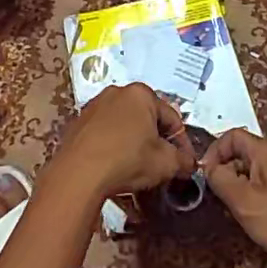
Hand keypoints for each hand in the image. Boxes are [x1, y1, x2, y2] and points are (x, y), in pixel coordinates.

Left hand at [52, 83, 195, 196]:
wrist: (77, 175)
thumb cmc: (127, 160)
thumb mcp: (165, 163)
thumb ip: (183, 161)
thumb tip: (189, 164)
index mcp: (141, 93)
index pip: (172, 118)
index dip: (183, 143)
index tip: (186, 163)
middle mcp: (117, 92)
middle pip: (147, 119)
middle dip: (157, 141)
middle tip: (163, 165)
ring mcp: (94, 107)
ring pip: (124, 126)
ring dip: (135, 144)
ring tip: (139, 169)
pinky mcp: (77, 124)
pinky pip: (105, 134)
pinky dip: (114, 147)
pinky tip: (116, 167)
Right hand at [201, 130, 266, 267]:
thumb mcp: (244, 201)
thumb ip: (221, 180)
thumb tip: (209, 168)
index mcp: (265, 151)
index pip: (231, 136)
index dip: (214, 152)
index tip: (205, 176)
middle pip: (240, 152)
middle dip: (224, 171)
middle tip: (217, 197)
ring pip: (250, 171)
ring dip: (237, 186)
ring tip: (233, 210)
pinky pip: (262, 185)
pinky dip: (250, 196)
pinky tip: (251, 218)